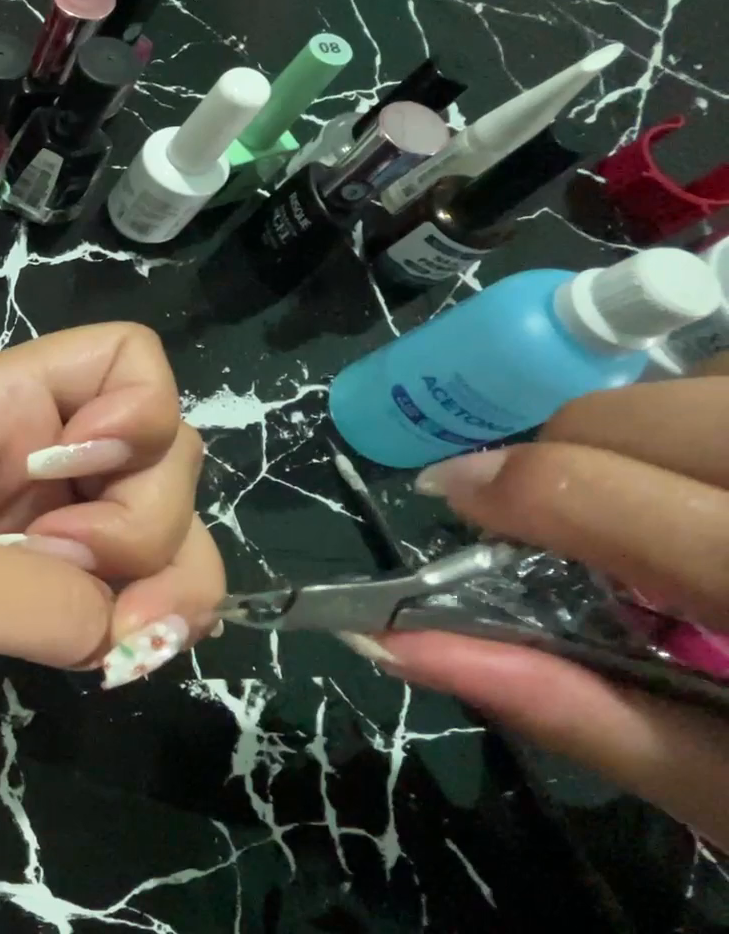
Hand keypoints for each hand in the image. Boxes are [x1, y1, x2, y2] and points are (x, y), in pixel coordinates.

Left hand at [0, 323, 221, 747]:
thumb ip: (41, 594)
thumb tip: (124, 625)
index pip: (123, 359)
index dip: (139, 417)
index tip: (84, 484)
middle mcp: (17, 453)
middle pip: (159, 452)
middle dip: (147, 523)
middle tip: (69, 572)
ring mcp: (22, 524)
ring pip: (153, 526)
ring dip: (167, 582)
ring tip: (119, 644)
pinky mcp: (17, 589)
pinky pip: (119, 590)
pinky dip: (141, 621)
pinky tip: (108, 658)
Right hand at [377, 376, 728, 844]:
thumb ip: (576, 708)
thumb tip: (392, 640)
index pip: (592, 491)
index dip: (499, 488)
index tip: (462, 498)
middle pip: (655, 412)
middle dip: (577, 450)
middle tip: (576, 515)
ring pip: (726, 379)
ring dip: (667, 425)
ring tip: (679, 496)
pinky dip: (725, 413)